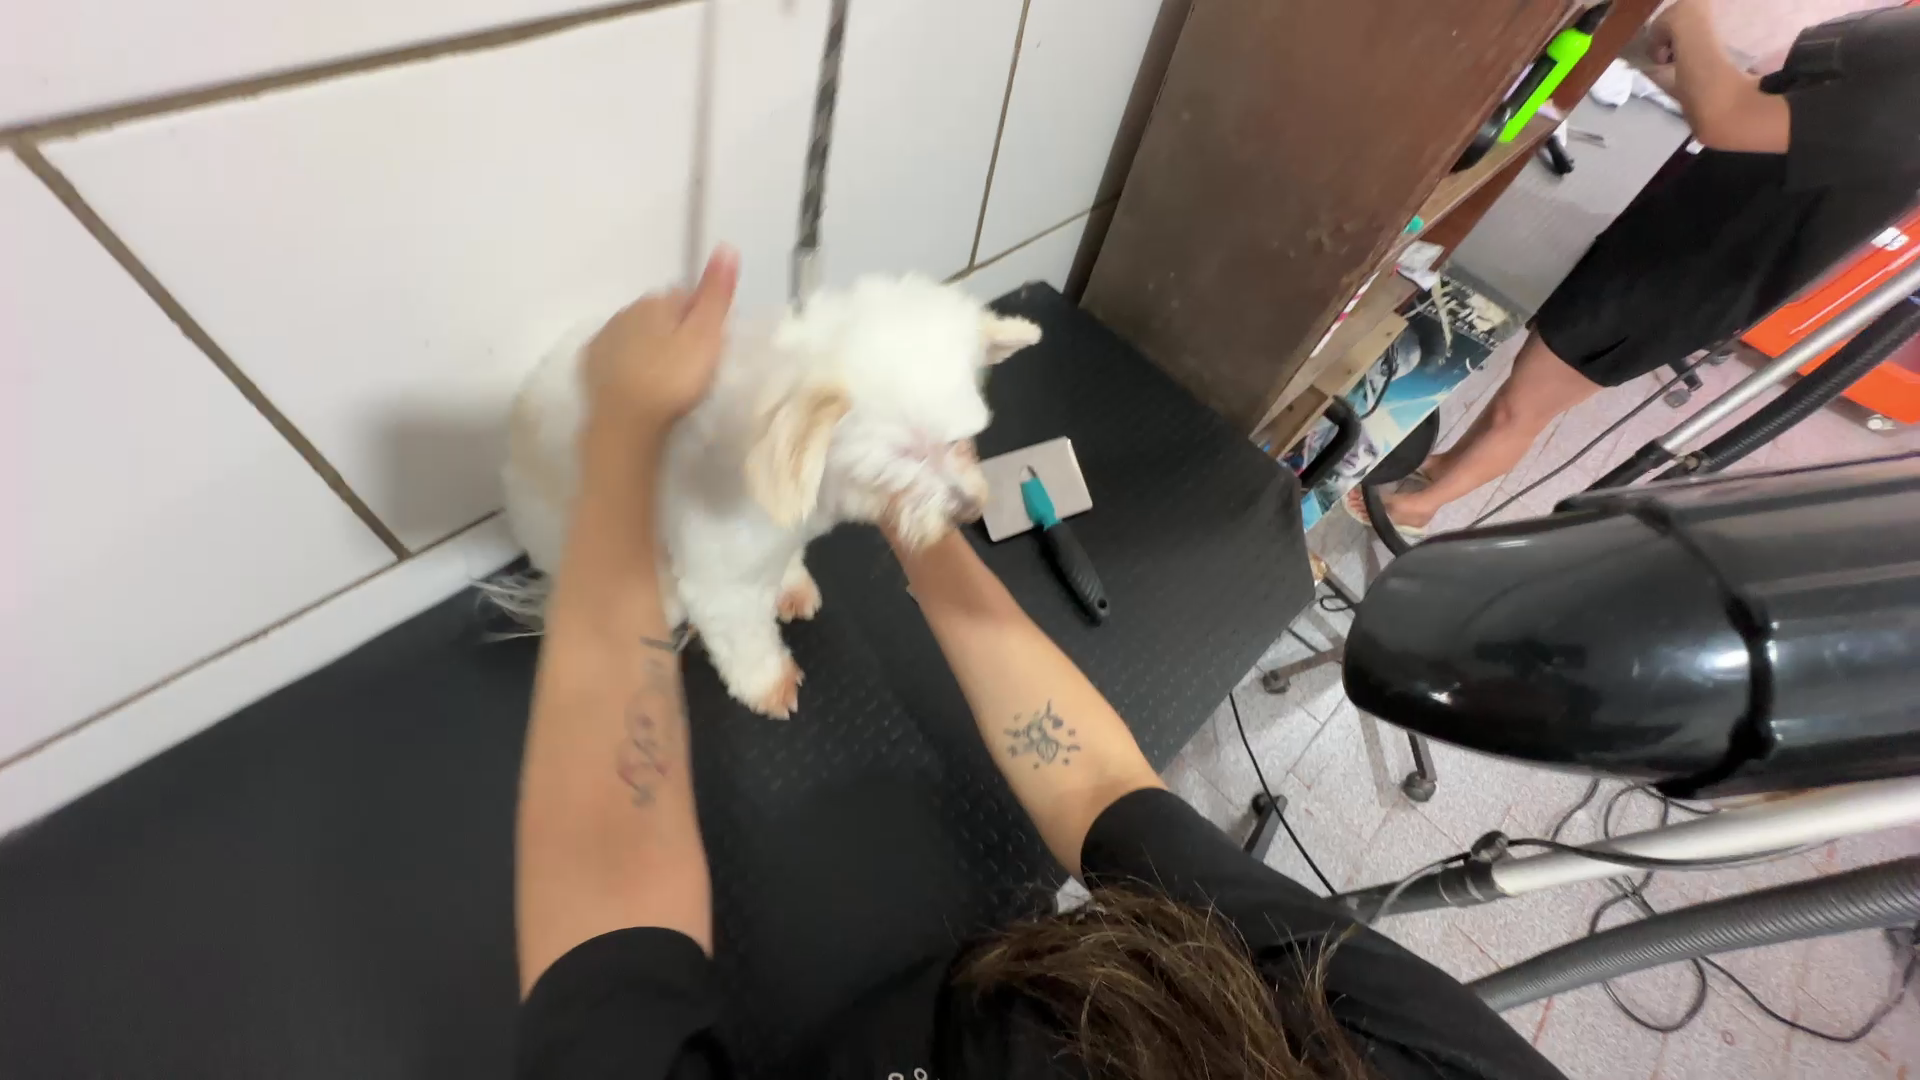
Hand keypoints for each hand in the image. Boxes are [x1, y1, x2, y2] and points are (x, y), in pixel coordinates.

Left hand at [582, 246, 739, 441]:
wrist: (626, 421)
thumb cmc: (673, 379)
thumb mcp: (706, 336)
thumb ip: (716, 295)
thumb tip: (727, 246)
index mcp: (656, 302)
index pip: (686, 297)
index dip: (702, 319)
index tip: (711, 345)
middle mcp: (625, 310)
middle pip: (660, 314)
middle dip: (674, 331)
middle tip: (693, 364)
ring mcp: (604, 337)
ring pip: (637, 333)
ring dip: (652, 347)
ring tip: (668, 377)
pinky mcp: (591, 363)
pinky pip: (617, 354)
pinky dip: (630, 363)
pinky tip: (641, 383)